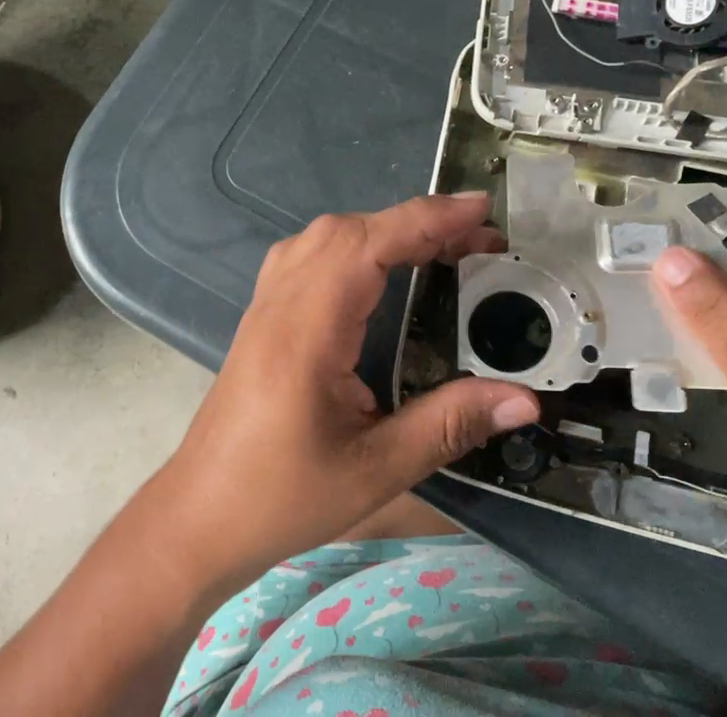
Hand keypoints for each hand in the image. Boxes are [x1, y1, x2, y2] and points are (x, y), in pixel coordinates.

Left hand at [150, 194, 539, 590]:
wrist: (200, 517)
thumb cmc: (282, 497)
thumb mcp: (376, 470)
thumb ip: (449, 425)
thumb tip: (526, 400)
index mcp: (306, 331)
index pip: (368, 246)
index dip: (427, 219)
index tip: (481, 210)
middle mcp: (280, 303)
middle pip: (346, 231)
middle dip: (415, 222)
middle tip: (477, 240)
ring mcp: (264, 307)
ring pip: (323, 239)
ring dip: (382, 230)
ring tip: (439, 248)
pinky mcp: (261, 319)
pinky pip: (306, 257)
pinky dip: (352, 246)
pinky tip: (376, 271)